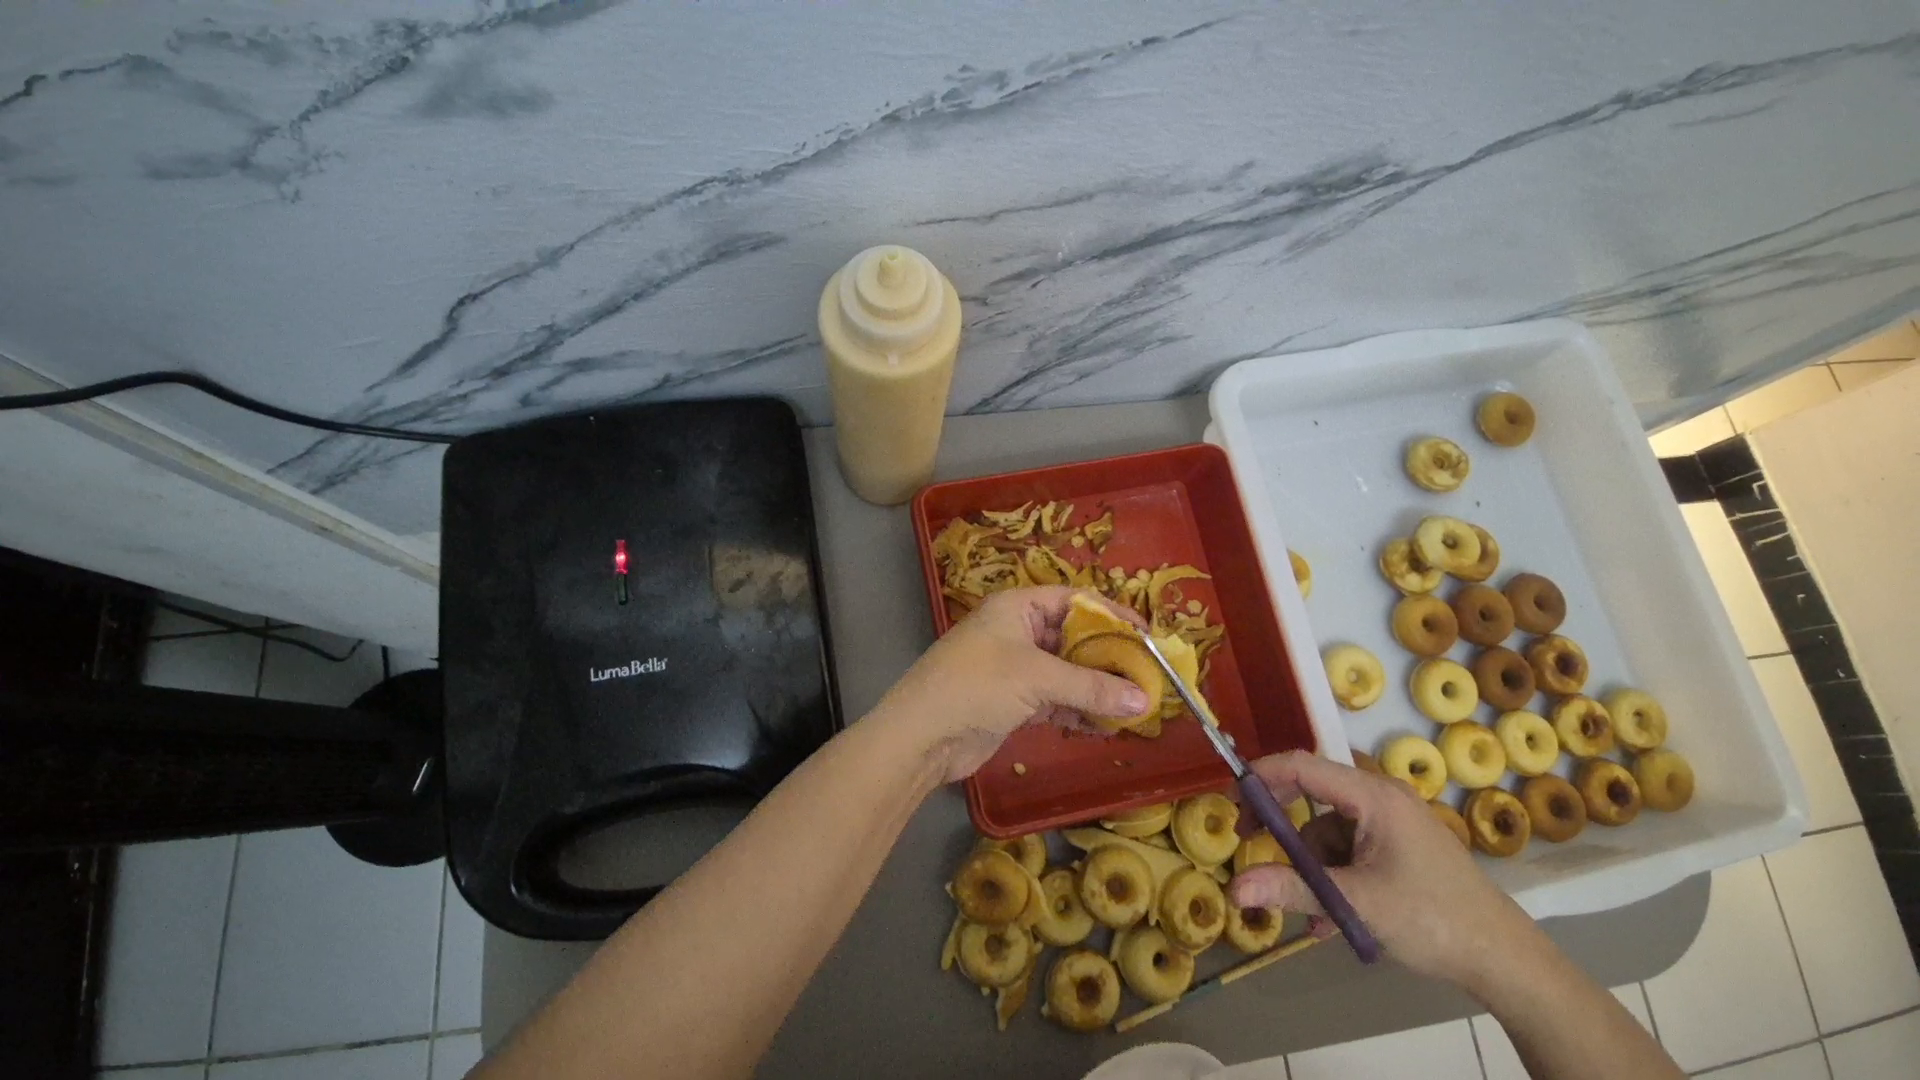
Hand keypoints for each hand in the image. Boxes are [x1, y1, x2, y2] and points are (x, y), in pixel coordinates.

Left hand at [877, 587, 1152, 782]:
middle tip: (1148, 676)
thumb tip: (1144, 699)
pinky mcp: (1013, 702)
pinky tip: (1108, 725)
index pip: (1075, 600)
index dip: (1112, 615)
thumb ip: (1092, 686)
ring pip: (1068, 672)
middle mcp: (1017, 632)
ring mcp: (1015, 668)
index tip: (1147, 636)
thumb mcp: (1036, 678)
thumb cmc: (976, 686)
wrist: (921, 736)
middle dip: (1109, 657)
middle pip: (1074, 637)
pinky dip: (1080, 710)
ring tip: (1136, 705)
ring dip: (1098, 688)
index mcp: (1017, 607)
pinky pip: (1057, 700)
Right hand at [1228, 751, 1532, 984]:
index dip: (1262, 776)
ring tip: (1311, 913)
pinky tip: (1332, 917)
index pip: (1304, 766)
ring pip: (1328, 831)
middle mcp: (1383, 799)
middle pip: (1313, 796)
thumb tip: (1233, 889)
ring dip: (1311, 867)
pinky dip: (1333, 877)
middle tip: (1250, 843)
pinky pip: (1348, 850)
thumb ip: (1292, 889)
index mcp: (1375, 797)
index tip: (1231, 801)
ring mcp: (1392, 823)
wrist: (1505, 960)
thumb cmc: (1433, 920)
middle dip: (1282, 826)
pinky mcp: (1399, 846)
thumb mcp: (1356, 905)